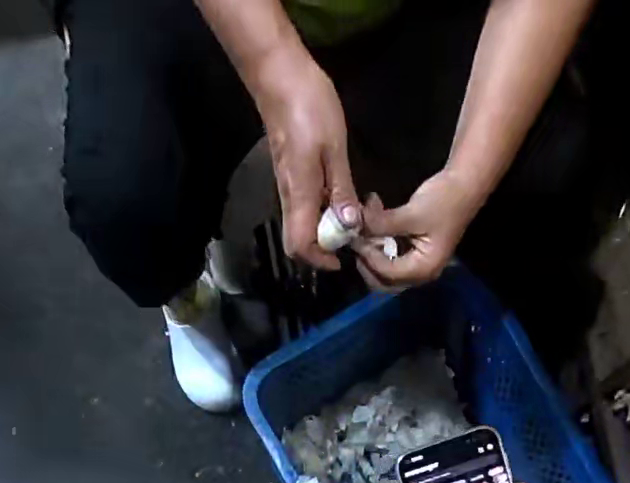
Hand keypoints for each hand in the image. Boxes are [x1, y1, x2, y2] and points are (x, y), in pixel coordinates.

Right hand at [251, 52, 359, 272]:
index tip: (342, 259)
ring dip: (322, 235)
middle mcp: (289, 199)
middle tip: (348, 243)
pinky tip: (337, 203)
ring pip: (299, 228)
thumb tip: (351, 226)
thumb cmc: (308, 106)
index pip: (301, 245)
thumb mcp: (334, 148)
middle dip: (321, 252)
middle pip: (296, 243)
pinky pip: (302, 210)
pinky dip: (319, 217)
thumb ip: (342, 189)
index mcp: (300, 195)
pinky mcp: (289, 178)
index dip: (320, 260)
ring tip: (348, 224)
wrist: (279, 74)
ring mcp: (286, 189)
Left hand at [356, 171, 482, 289]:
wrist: (465, 185)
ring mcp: (417, 267)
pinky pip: (390, 260)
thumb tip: (356, 224)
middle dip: (366, 262)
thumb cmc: (444, 200)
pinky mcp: (414, 256)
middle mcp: (420, 275)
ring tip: (365, 229)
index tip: (355, 235)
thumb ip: (383, 223)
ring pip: (383, 272)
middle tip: (357, 238)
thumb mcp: (412, 212)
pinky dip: (379, 248)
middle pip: (383, 282)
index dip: (368, 255)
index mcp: (423, 269)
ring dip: (371, 254)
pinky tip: (375, 228)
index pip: (386, 273)